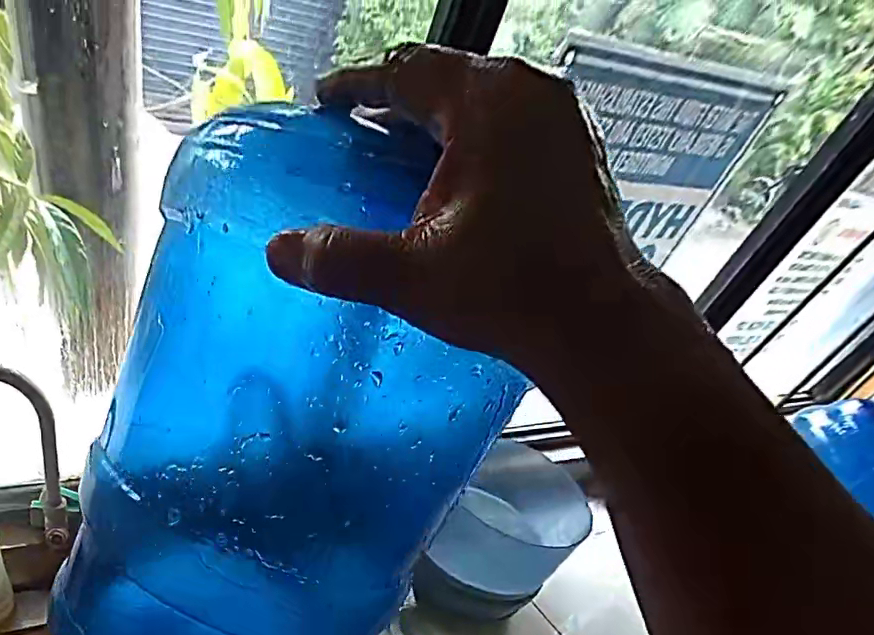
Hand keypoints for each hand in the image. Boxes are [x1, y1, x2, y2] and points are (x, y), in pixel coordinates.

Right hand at [264, 45, 715, 393]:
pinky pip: (517, 130)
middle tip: (363, 132)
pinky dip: (480, 145)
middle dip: (400, 102)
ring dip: (443, 123)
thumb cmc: (507, 292)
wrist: (594, 324)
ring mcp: (563, 124)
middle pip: (449, 79)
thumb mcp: (410, 277)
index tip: (328, 101)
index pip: (406, 70)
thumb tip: (279, 252)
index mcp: (486, 102)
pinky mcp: (579, 157)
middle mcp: (531, 94)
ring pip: (487, 103)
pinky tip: (464, 184)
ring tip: (408, 157)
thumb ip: (341, 260)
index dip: (358, 86)